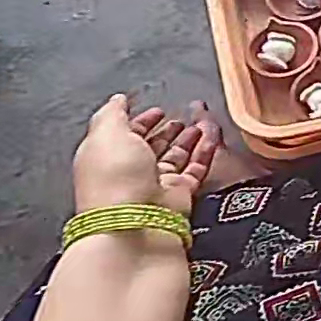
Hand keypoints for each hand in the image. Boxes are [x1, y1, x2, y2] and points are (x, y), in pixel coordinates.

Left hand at [72, 95, 218, 215]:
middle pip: (153, 147)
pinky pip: (196, 169)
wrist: (136, 221)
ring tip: (203, 122)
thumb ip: (112, 114)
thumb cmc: (116, 176)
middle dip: (168, 130)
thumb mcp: (107, 134)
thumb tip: (118, 99)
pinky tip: (213, 136)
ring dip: (189, 139)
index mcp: (108, 156)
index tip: (158, 109)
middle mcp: (132, 172)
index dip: (141, 120)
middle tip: (183, 116)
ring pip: (177, 157)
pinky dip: (206, 152)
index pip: (126, 134)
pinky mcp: (181, 195)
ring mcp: (157, 185)